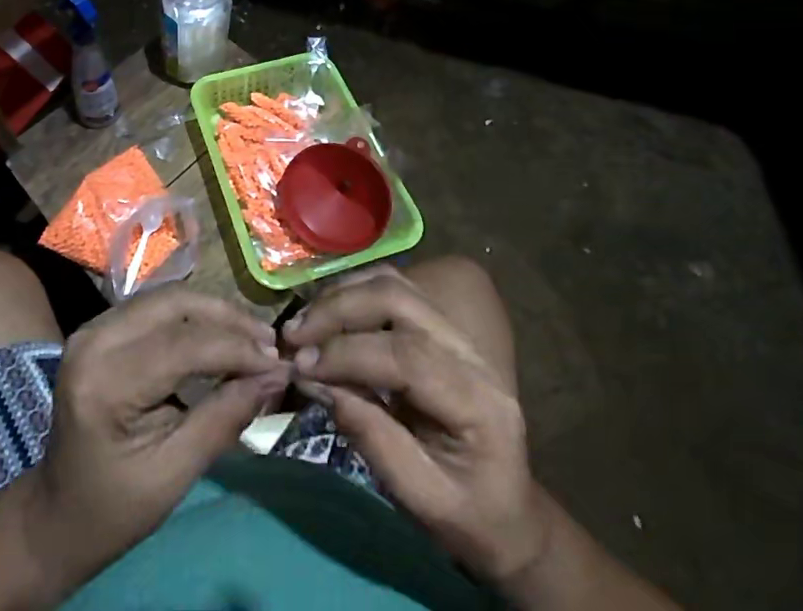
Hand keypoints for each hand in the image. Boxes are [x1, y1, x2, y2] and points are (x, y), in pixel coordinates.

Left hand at [30, 287, 288, 591]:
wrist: (55, 513)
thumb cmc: (114, 507)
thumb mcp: (175, 473)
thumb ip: (225, 417)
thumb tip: (277, 375)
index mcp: (105, 383)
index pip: (185, 345)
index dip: (239, 349)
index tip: (281, 363)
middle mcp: (93, 341)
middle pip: (176, 304)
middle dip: (229, 319)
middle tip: (269, 345)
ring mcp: (92, 330)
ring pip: (168, 297)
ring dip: (214, 313)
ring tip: (252, 339)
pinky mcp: (99, 329)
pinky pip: (156, 307)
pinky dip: (193, 317)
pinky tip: (220, 336)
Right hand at [285, 266, 545, 584]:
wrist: (509, 516)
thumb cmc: (468, 517)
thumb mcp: (419, 497)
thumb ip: (371, 436)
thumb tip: (313, 382)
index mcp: (477, 401)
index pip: (406, 354)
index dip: (347, 353)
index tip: (300, 366)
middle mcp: (471, 354)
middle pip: (400, 299)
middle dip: (339, 309)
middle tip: (293, 335)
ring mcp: (458, 336)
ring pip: (397, 285)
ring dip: (344, 294)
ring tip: (304, 322)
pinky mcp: (441, 331)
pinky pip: (396, 293)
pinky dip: (355, 294)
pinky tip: (328, 315)